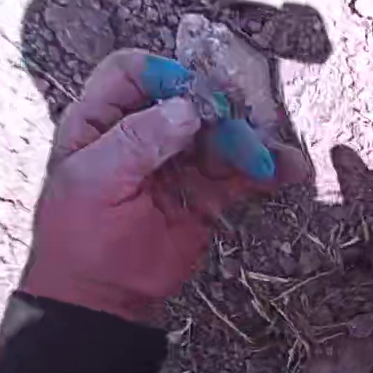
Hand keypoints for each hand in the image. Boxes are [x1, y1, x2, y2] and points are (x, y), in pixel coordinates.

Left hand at [20, 49, 307, 324]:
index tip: (198, 97)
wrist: (106, 297)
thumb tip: (186, 110)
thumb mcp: (94, 182)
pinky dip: (268, 171)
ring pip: (223, 139)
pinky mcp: (209, 194)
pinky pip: (242, 175)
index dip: (167, 76)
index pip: (134, 75)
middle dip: (224, 114)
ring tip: (280, 157)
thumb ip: (136, 141)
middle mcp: (146, 136)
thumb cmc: (82, 238)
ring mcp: (181, 166)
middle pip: (192, 105)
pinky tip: (290, 170)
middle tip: (246, 131)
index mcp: (103, 122)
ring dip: (254, 143)